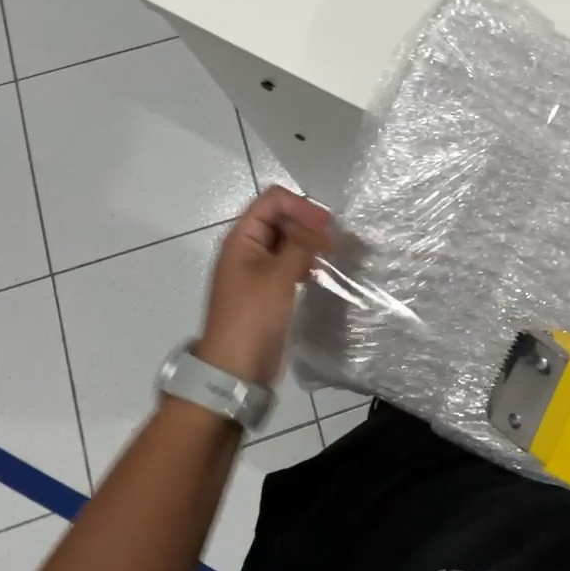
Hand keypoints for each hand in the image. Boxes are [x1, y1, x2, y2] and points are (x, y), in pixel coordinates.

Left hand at [196, 187, 333, 387]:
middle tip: (334, 241)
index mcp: (241, 238)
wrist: (235, 369)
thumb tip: (322, 227)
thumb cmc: (253, 317)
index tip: (326, 225)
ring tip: (332, 255)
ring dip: (308, 242)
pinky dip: (305, 261)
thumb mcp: (279, 276)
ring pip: (286, 241)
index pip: (272, 200)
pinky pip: (288, 263)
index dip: (300, 206)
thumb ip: (301, 245)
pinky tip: (321, 271)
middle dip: (307, 223)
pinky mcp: (267, 289)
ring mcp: (256, 269)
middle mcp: (247, 248)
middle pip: (279, 218)